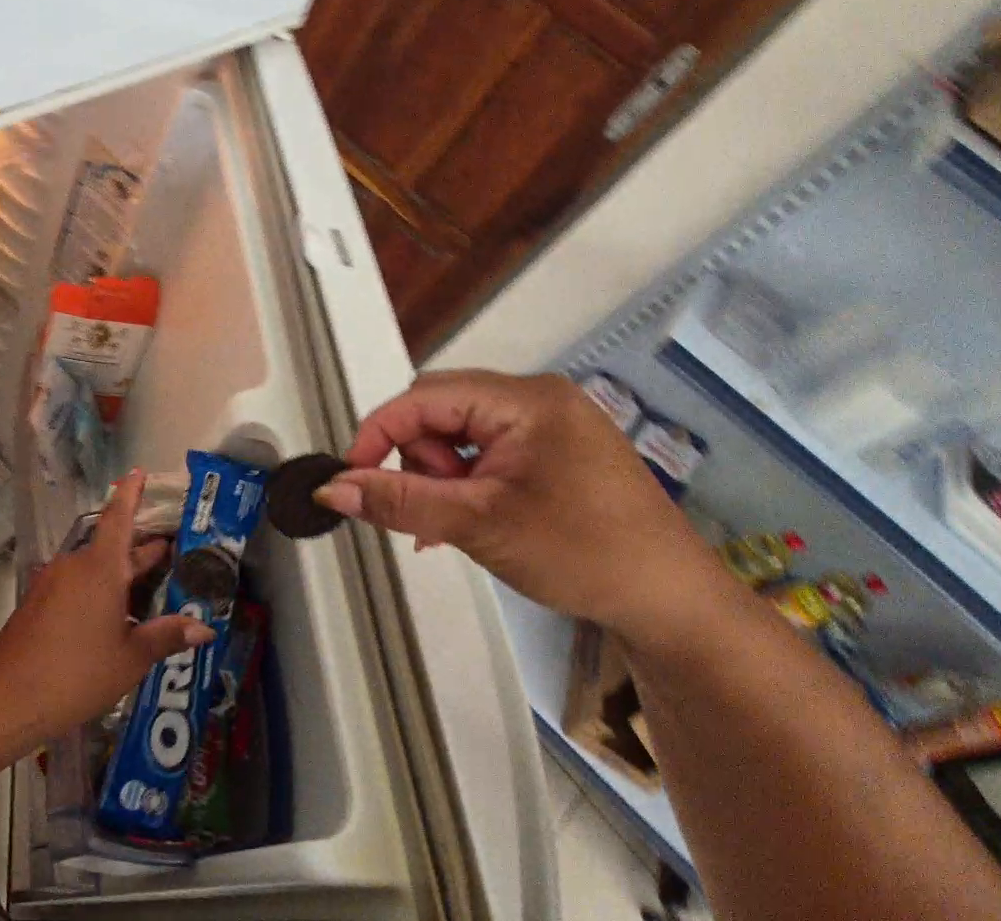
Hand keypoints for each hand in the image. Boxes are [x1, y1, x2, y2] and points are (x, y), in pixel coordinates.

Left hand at [0, 470, 215, 740]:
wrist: (10, 697)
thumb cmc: (78, 674)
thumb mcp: (131, 658)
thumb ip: (167, 636)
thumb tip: (205, 627)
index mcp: (101, 569)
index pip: (119, 518)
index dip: (130, 494)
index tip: (138, 472)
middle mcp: (75, 566)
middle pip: (112, 545)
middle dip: (140, 546)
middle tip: (171, 546)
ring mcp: (52, 583)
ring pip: (94, 567)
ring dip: (119, 571)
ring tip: (148, 584)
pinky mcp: (38, 601)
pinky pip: (76, 584)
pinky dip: (98, 588)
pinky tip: (113, 613)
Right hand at [313, 370, 725, 635]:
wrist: (671, 603)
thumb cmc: (579, 553)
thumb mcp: (478, 525)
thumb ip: (398, 501)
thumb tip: (328, 489)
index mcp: (525, 400)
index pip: (424, 397)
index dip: (378, 434)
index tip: (350, 481)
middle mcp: (537, 399)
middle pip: (440, 412)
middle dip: (415, 461)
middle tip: (424, 510)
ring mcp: (550, 426)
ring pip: (459, 436)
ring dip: (439, 478)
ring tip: (450, 526)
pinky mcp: (557, 454)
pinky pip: (487, 455)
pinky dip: (464, 486)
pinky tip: (462, 523)